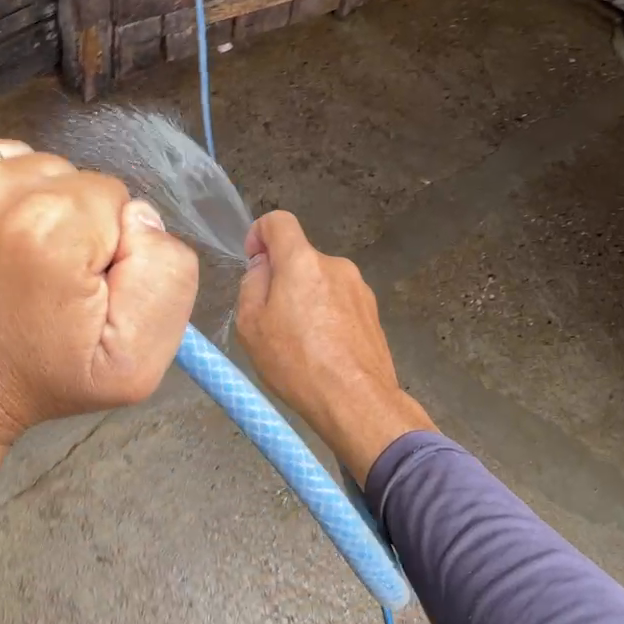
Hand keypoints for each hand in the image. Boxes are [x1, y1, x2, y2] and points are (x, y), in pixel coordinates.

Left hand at [0, 137, 197, 533]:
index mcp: (49, 223)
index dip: (99, 246)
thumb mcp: (133, 363)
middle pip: (57, 173)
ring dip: (9, 204)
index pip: (111, 196)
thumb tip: (137, 214)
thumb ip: (167, 274)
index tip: (68, 289)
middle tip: (30, 280)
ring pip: (7, 164)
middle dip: (57, 219)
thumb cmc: (29, 383)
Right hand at [235, 211, 434, 483]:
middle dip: (282, 279)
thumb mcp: (251, 325)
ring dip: (306, 301)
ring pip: (320, 283)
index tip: (253, 262)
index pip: (279, 221)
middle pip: (300, 258)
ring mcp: (359, 289)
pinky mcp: (373, 313)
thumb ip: (251, 285)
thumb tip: (263, 269)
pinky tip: (322, 352)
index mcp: (302, 261)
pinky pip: (339, 304)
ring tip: (298, 343)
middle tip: (270, 320)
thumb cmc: (296, 362)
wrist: (357, 402)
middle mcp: (335, 265)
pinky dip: (326, 318)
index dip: (259, 234)